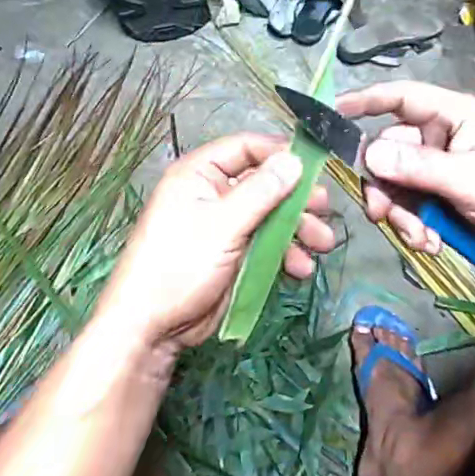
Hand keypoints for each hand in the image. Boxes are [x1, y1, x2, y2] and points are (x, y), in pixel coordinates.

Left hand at [94, 133, 335, 350]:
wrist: (151, 327)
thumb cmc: (180, 264)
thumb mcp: (224, 224)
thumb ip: (262, 190)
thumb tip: (294, 159)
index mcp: (200, 174)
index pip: (246, 148)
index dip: (280, 153)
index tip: (314, 165)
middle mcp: (213, 194)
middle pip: (265, 183)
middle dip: (296, 198)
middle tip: (324, 208)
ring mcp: (225, 226)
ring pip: (271, 216)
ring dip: (298, 229)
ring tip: (322, 244)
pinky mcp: (234, 254)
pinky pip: (267, 244)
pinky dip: (285, 253)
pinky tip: (300, 269)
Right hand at [336, 81, 474, 261]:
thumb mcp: (468, 179)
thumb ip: (417, 166)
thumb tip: (368, 152)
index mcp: (453, 116)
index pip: (401, 97)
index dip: (366, 101)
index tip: (334, 112)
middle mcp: (444, 135)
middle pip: (391, 151)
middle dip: (386, 187)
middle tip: (381, 216)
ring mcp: (444, 165)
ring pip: (400, 183)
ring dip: (402, 213)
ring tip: (420, 239)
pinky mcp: (447, 192)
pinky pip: (415, 202)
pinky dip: (416, 223)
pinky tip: (431, 242)